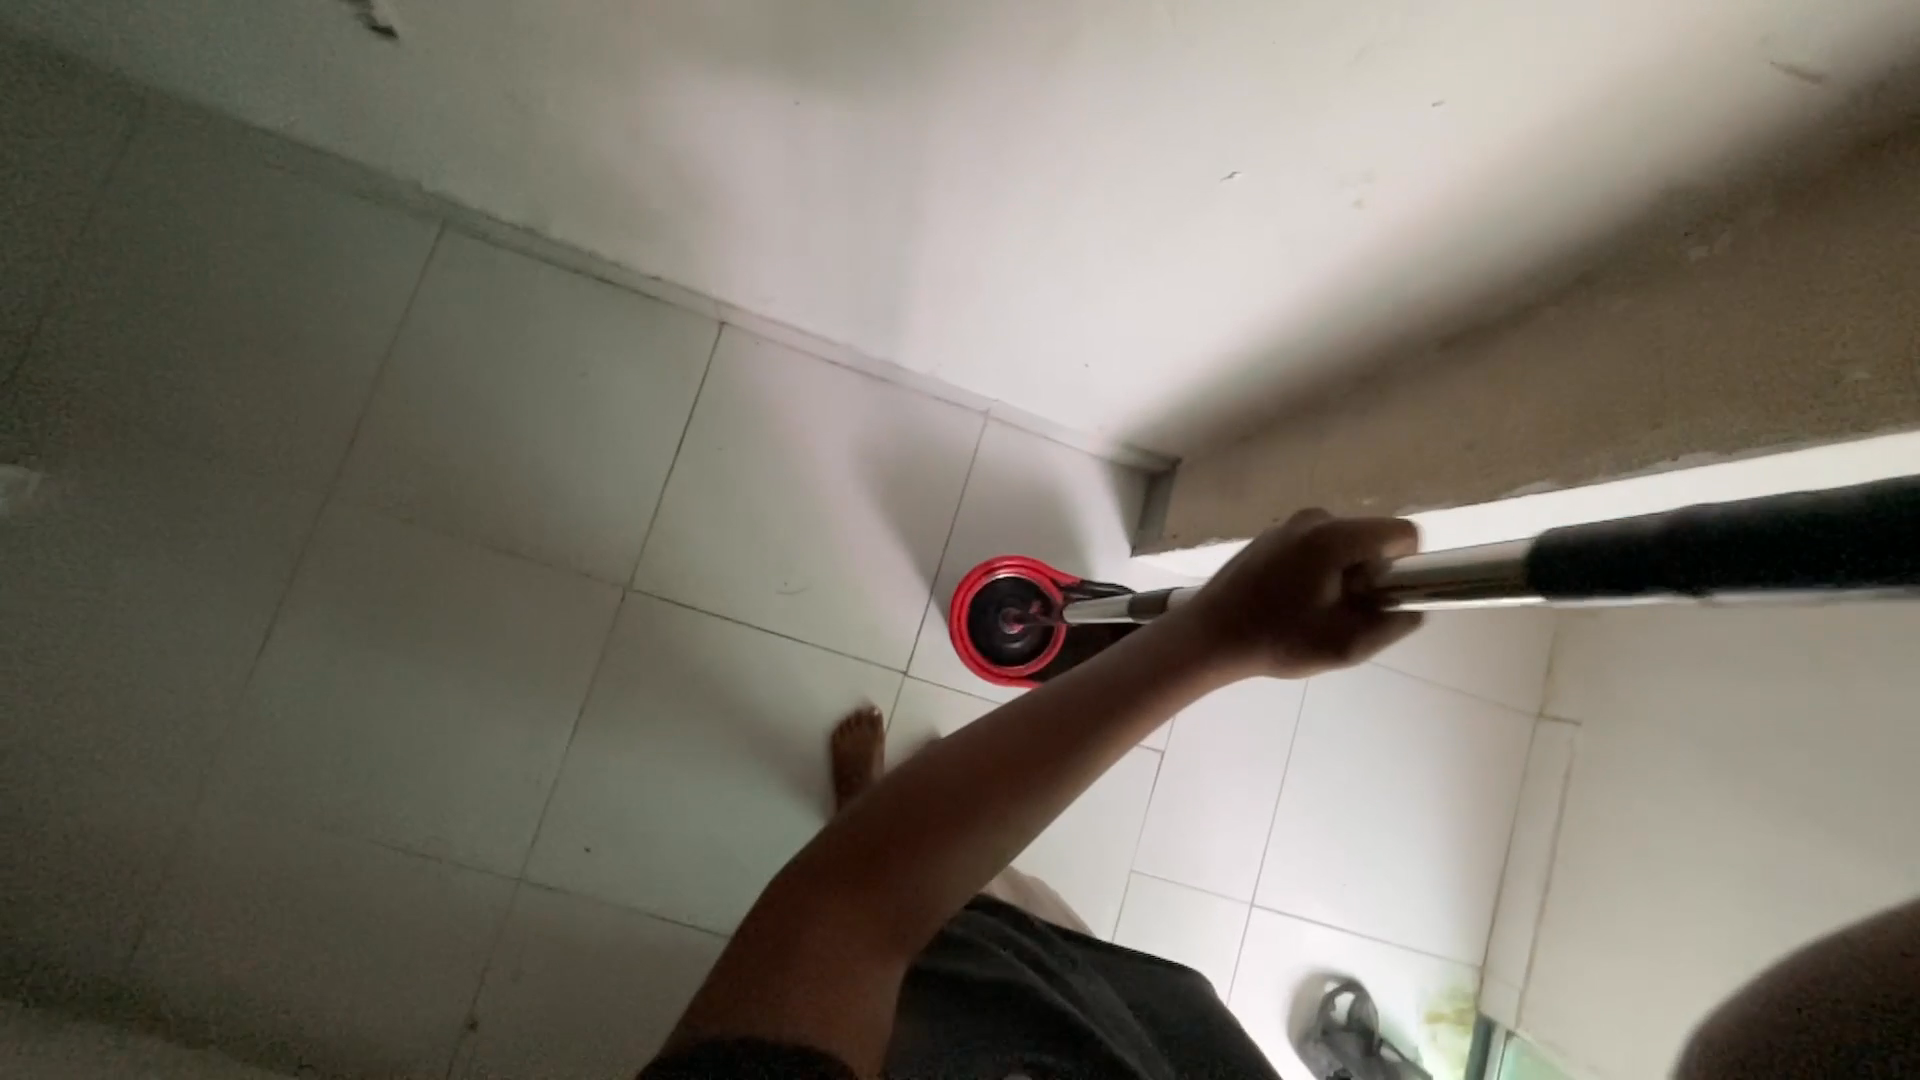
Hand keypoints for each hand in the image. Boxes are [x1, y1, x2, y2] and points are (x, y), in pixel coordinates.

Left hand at [1179, 509, 1422, 678]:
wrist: (1208, 637)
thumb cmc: (1276, 642)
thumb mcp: (1346, 645)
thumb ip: (1394, 623)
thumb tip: (1413, 605)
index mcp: (1333, 536)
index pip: (1403, 533)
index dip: (1401, 569)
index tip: (1371, 599)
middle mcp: (1311, 519)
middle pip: (1370, 540)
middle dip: (1366, 575)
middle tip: (1333, 611)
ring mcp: (1285, 526)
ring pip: (1342, 547)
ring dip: (1339, 576)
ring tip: (1306, 611)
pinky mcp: (1268, 538)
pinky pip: (1314, 549)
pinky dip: (1313, 572)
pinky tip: (1286, 603)